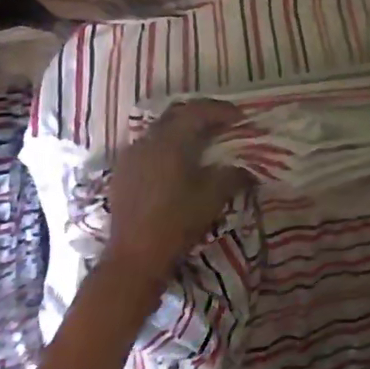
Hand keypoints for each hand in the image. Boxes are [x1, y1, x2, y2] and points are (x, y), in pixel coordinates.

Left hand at [101, 100, 252, 279]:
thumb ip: (233, 173)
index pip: (198, 111)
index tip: (242, 118)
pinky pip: (148, 146)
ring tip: (203, 143)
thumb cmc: (177, 223)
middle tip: (224, 124)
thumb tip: (246, 165)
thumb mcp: (213, 196)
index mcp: (169, 141)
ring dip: (183, 129)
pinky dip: (168, 145)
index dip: (222, 110)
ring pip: (161, 129)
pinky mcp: (123, 172)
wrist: (134, 258)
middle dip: (202, 114)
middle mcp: (147, 140)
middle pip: (177, 113)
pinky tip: (178, 163)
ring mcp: (130, 155)